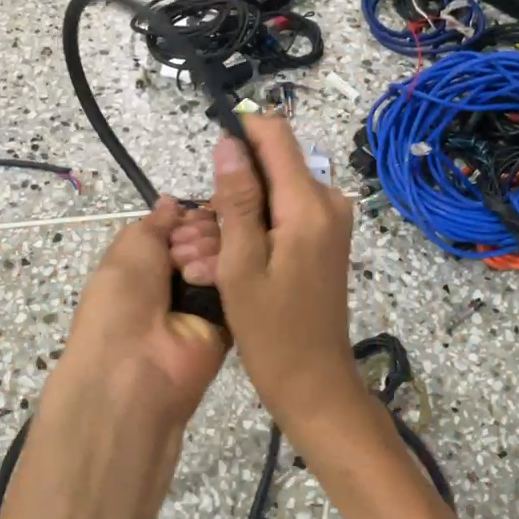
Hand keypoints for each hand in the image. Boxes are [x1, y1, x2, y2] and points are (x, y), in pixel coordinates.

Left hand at [0, 202, 230, 518]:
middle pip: (209, 237)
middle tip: (183, 254)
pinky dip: (231, 276)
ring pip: (226, 257)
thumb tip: (171, 202)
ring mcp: (204, 301)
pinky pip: (239, 288)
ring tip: (193, 270)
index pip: (184, 225)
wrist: (132, 370)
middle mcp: (178, 280)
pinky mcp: (228, 323)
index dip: (189, 217)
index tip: (185, 222)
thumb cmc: (121, 302)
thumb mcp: (129, 247)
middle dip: (199, 235)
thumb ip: (157, 222)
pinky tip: (216, 277)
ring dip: (211, 254)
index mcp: (149, 262)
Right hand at [195, 117, 367, 437]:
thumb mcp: (241, 264)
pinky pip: (279, 218)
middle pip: (269, 168)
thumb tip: (229, 143)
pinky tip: (219, 266)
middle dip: (228, 192)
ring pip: (269, 196)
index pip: (276, 135)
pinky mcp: (321, 238)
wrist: (314, 385)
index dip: (240, 133)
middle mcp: (326, 202)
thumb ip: (236, 199)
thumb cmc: (273, 331)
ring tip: (197, 258)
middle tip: (191, 234)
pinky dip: (250, 235)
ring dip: (232, 219)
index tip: (208, 158)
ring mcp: (327, 221)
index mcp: (309, 203)